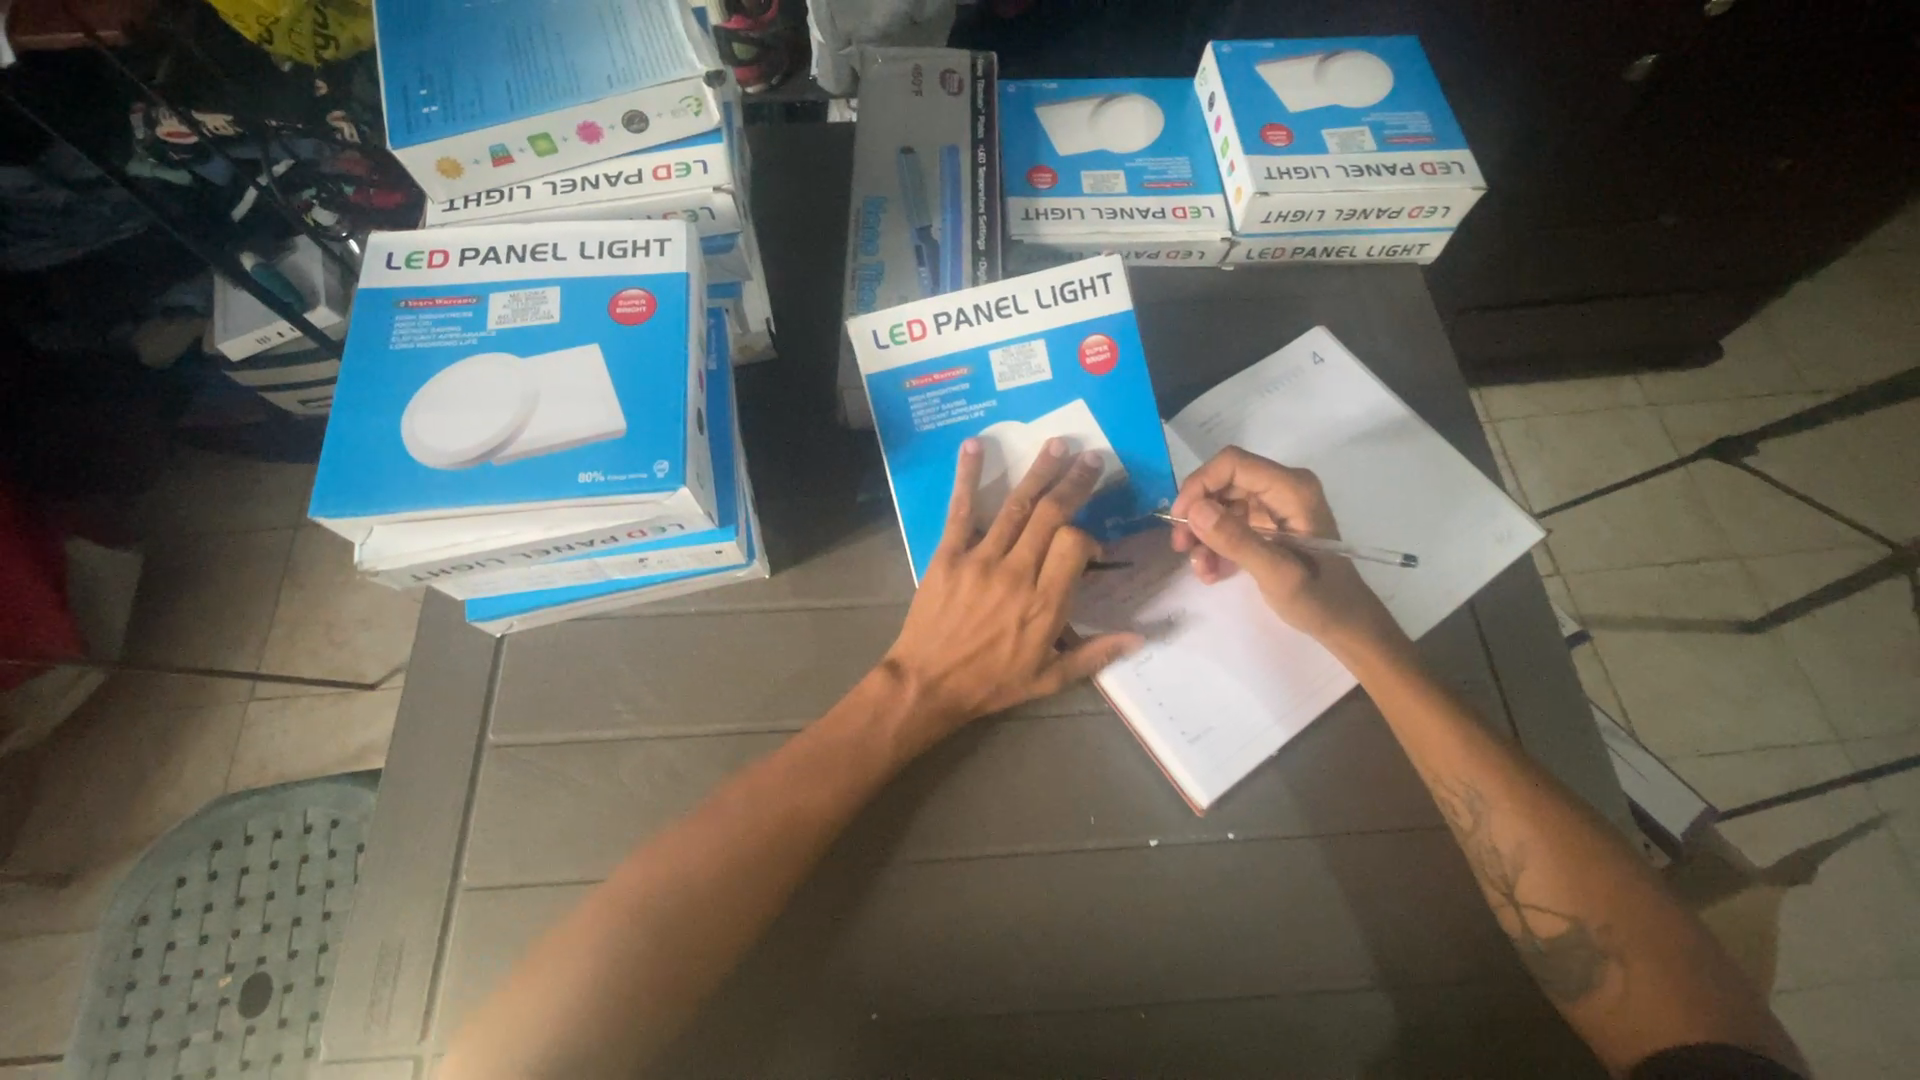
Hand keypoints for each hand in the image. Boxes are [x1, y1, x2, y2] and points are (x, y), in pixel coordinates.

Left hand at [881, 437, 1143, 741]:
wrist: (928, 685)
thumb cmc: (991, 684)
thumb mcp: (1050, 680)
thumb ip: (1096, 654)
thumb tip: (1140, 637)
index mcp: (1045, 604)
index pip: (1075, 545)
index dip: (1087, 536)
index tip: (1089, 544)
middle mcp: (1016, 574)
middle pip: (1051, 515)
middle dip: (1074, 483)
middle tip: (1091, 458)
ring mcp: (980, 560)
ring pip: (1016, 506)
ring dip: (1039, 472)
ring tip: (1058, 445)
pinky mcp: (947, 555)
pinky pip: (961, 511)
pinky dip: (968, 477)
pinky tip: (974, 446)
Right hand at [1168, 446, 1402, 651]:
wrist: (1345, 622)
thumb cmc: (1320, 599)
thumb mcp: (1277, 574)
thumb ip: (1236, 540)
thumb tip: (1194, 510)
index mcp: (1292, 489)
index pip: (1233, 464)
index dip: (1199, 485)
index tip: (1180, 520)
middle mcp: (1283, 487)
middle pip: (1223, 482)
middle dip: (1197, 513)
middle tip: (1181, 547)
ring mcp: (1275, 505)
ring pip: (1221, 503)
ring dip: (1203, 533)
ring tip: (1200, 569)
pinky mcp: (1268, 523)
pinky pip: (1230, 521)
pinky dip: (1214, 543)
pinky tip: (1211, 570)